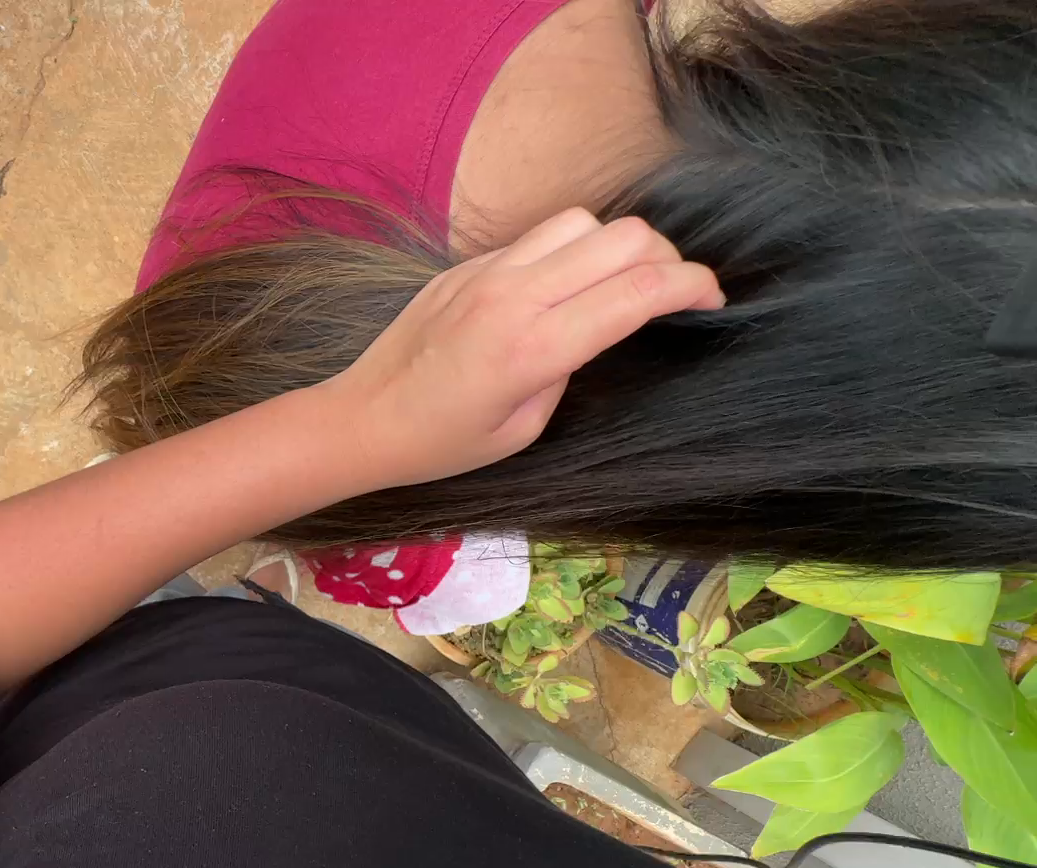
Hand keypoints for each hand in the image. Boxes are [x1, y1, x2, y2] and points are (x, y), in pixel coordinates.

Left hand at [317, 208, 723, 487]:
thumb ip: (567, 369)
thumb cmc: (436, 442)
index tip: (709, 302)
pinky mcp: (456, 271)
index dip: (696, 287)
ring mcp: (479, 276)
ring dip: (608, 247)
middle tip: (661, 294)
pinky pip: (528, 240)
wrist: (360, 420)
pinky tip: (545, 292)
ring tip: (602, 287)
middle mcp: (510, 297)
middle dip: (665, 259)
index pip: (642, 288)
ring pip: (578, 222)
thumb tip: (589, 329)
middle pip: (625, 236)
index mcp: (531, 347)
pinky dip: (557, 255)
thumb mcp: (520, 427)